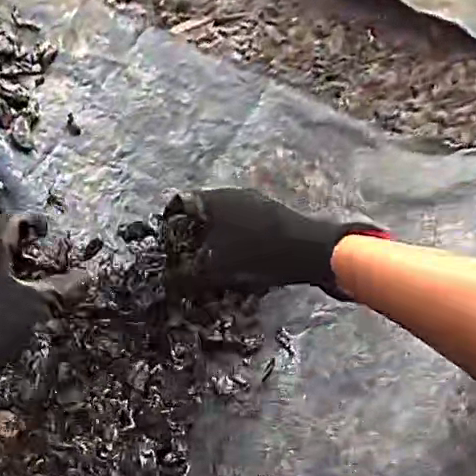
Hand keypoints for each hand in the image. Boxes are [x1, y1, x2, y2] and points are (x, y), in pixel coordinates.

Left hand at [0, 212, 88, 395]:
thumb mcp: (37, 305)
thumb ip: (64, 288)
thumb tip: (87, 276)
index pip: (14, 221)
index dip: (34, 222)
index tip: (48, 232)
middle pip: (0, 239)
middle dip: (23, 244)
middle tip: (44, 256)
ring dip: (12, 264)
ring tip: (32, 278)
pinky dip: (1, 280)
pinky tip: (13, 298)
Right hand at [165, 188, 385, 299]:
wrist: (311, 252)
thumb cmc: (256, 257)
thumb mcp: (213, 271)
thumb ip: (184, 275)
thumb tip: (165, 281)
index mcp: (212, 199)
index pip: (179, 202)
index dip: (168, 222)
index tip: (164, 242)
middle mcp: (231, 193)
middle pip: (200, 209)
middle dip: (190, 230)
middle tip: (183, 253)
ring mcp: (254, 200)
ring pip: (222, 215)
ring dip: (212, 234)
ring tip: (207, 258)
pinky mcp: (271, 212)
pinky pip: (240, 222)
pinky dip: (231, 237)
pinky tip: (233, 256)